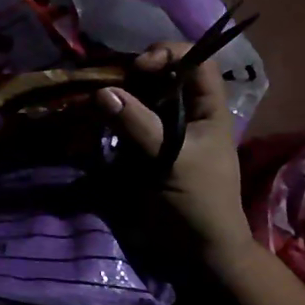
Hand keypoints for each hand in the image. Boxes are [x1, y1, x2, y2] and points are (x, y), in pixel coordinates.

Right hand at [98, 43, 254, 267]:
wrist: (199, 252)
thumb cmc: (200, 202)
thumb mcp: (173, 159)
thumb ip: (140, 124)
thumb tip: (103, 92)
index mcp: (209, 108)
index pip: (195, 60)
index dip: (169, 53)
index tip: (141, 68)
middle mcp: (186, 111)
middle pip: (162, 73)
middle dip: (135, 71)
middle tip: (110, 81)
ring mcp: (164, 128)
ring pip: (141, 95)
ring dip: (120, 91)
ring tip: (97, 96)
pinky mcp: (144, 146)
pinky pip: (127, 119)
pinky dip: (112, 113)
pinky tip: (95, 113)